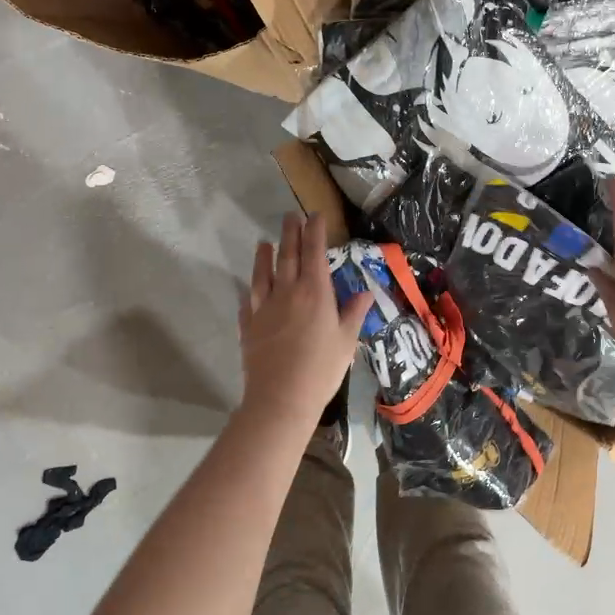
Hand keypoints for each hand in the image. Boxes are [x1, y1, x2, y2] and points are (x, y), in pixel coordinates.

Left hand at [238, 214, 369, 425]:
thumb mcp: (347, 341)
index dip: (315, 231)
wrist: (281, 398)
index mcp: (315, 292)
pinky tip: (249, 287)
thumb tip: (365, 292)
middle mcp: (287, 292)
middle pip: (288, 256)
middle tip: (291, 216)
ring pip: (263, 274)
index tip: (314, 215)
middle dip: (291, 234)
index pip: (315, 252)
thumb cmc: (322, 369)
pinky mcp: (249, 325)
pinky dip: (250, 289)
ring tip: (265, 242)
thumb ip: (353, 313)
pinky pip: (248, 301)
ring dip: (265, 256)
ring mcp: (264, 308)